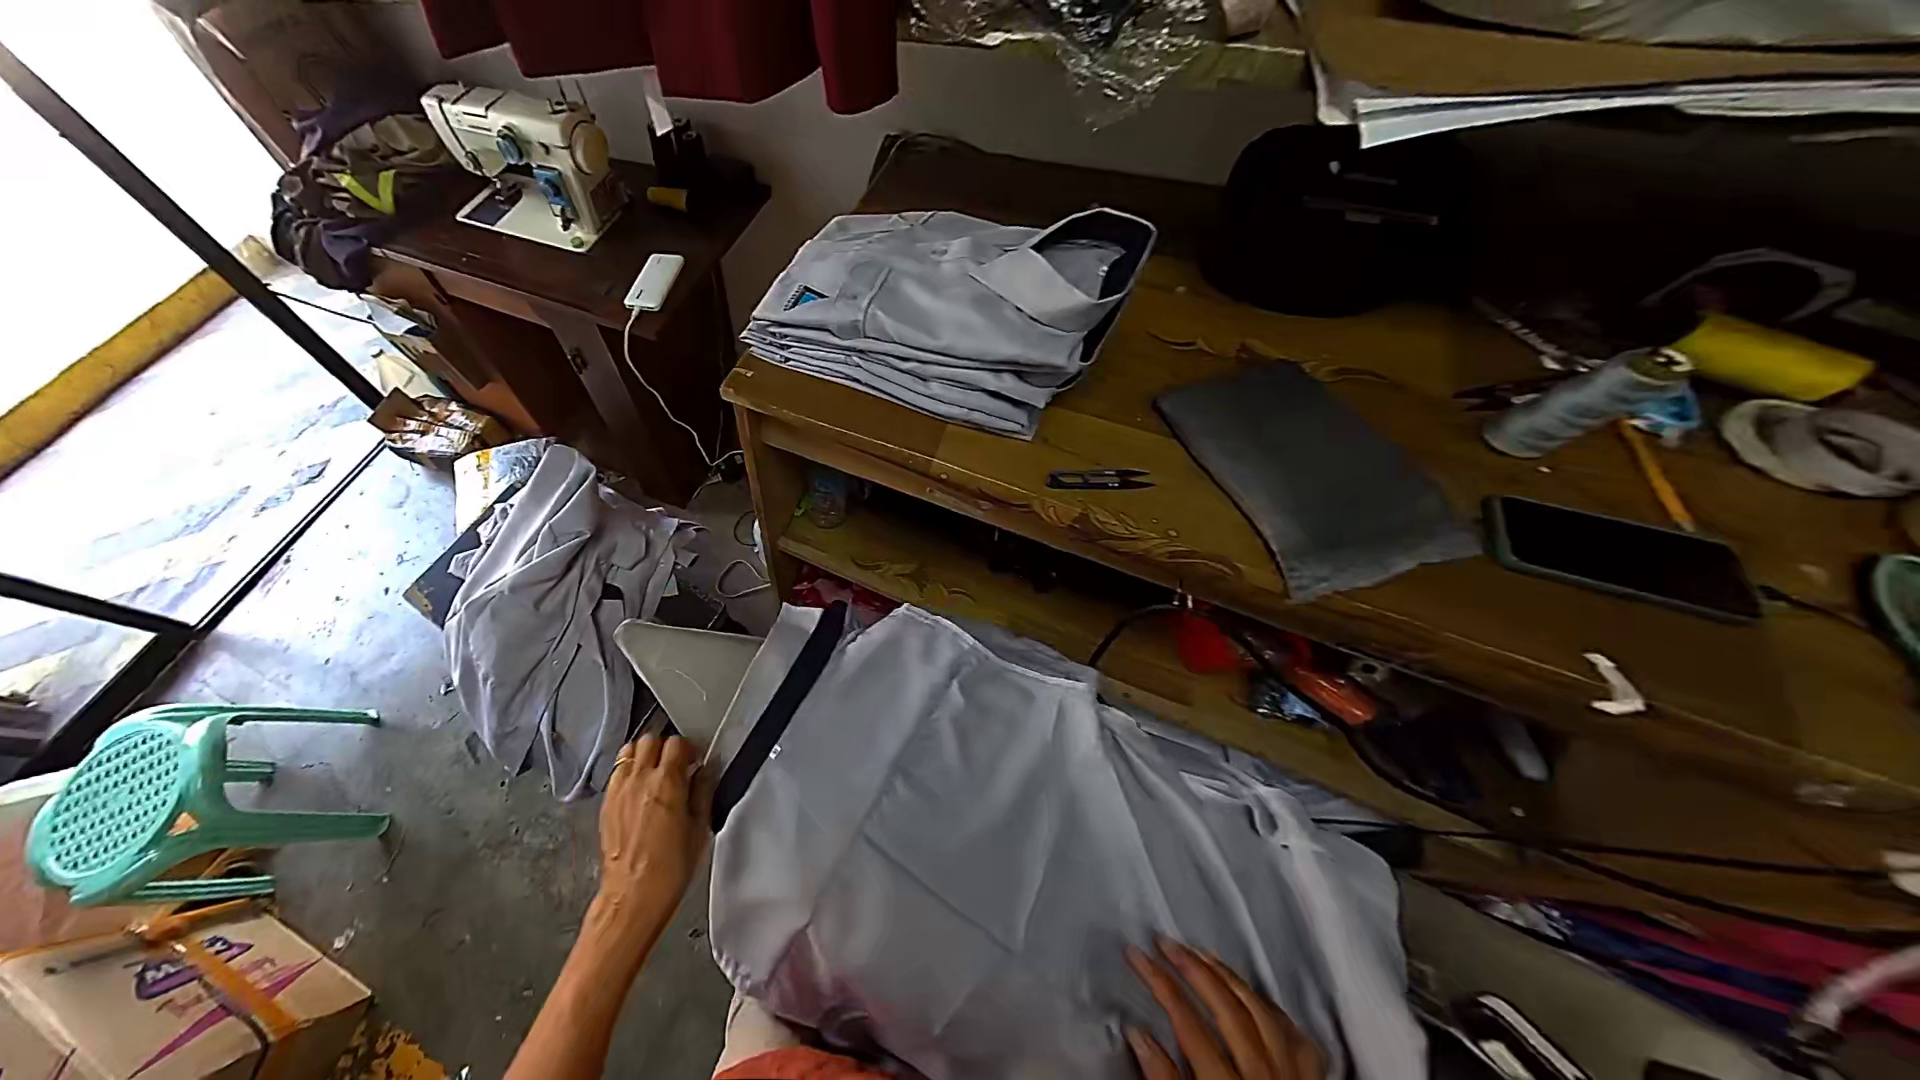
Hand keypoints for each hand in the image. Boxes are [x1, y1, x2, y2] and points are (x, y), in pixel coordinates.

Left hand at [594, 733, 706, 920]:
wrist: (633, 896)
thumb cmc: (670, 868)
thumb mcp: (700, 827)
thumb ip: (703, 791)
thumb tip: (706, 770)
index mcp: (667, 782)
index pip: (677, 743)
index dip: (689, 749)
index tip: (695, 761)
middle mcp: (639, 780)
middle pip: (650, 740)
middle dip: (665, 746)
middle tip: (676, 763)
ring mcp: (619, 791)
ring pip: (629, 751)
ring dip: (643, 755)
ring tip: (655, 771)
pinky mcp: (606, 805)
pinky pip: (616, 773)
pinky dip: (628, 771)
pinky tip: (638, 788)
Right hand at [1125, 937, 1323, 1079]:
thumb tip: (1137, 1034)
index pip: (1187, 1022)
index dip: (1159, 981)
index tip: (1136, 954)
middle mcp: (1263, 1078)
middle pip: (1226, 1008)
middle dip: (1191, 967)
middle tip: (1164, 941)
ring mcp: (1293, 1078)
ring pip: (1259, 1009)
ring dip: (1226, 975)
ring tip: (1198, 952)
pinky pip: (1291, 1029)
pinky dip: (1265, 1002)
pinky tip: (1246, 988)